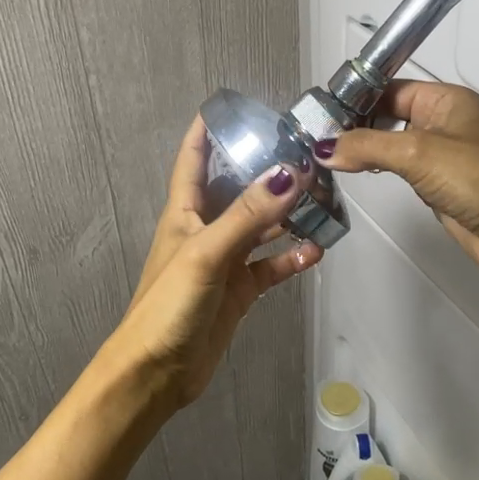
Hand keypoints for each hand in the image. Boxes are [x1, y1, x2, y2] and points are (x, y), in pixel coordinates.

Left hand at [97, 117, 322, 409]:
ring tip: (322, 199)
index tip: (236, 105)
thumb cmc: (168, 307)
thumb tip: (290, 173)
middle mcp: (204, 230)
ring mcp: (224, 261)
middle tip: (305, 153)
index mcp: (184, 213)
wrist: (156, 374)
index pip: (194, 159)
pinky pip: (270, 266)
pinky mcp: (239, 291)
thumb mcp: (207, 254)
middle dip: (266, 170)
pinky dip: (290, 257)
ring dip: (287, 214)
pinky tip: (314, 251)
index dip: (208, 130)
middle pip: (237, 189)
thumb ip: (248, 215)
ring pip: (260, 227)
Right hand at [316, 81, 478, 285]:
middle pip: (388, 116)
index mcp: (447, 101)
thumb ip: (368, 146)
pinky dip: (378, 171)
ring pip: (392, 145)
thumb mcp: (419, 153)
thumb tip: (326, 147)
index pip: (390, 89)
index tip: (322, 111)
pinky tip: (355, 174)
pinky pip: (400, 172)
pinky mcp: (439, 188)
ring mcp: (442, 158)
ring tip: (326, 155)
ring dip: (364, 150)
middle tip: (316, 136)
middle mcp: (444, 125)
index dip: (357, 97)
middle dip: (354, 124)